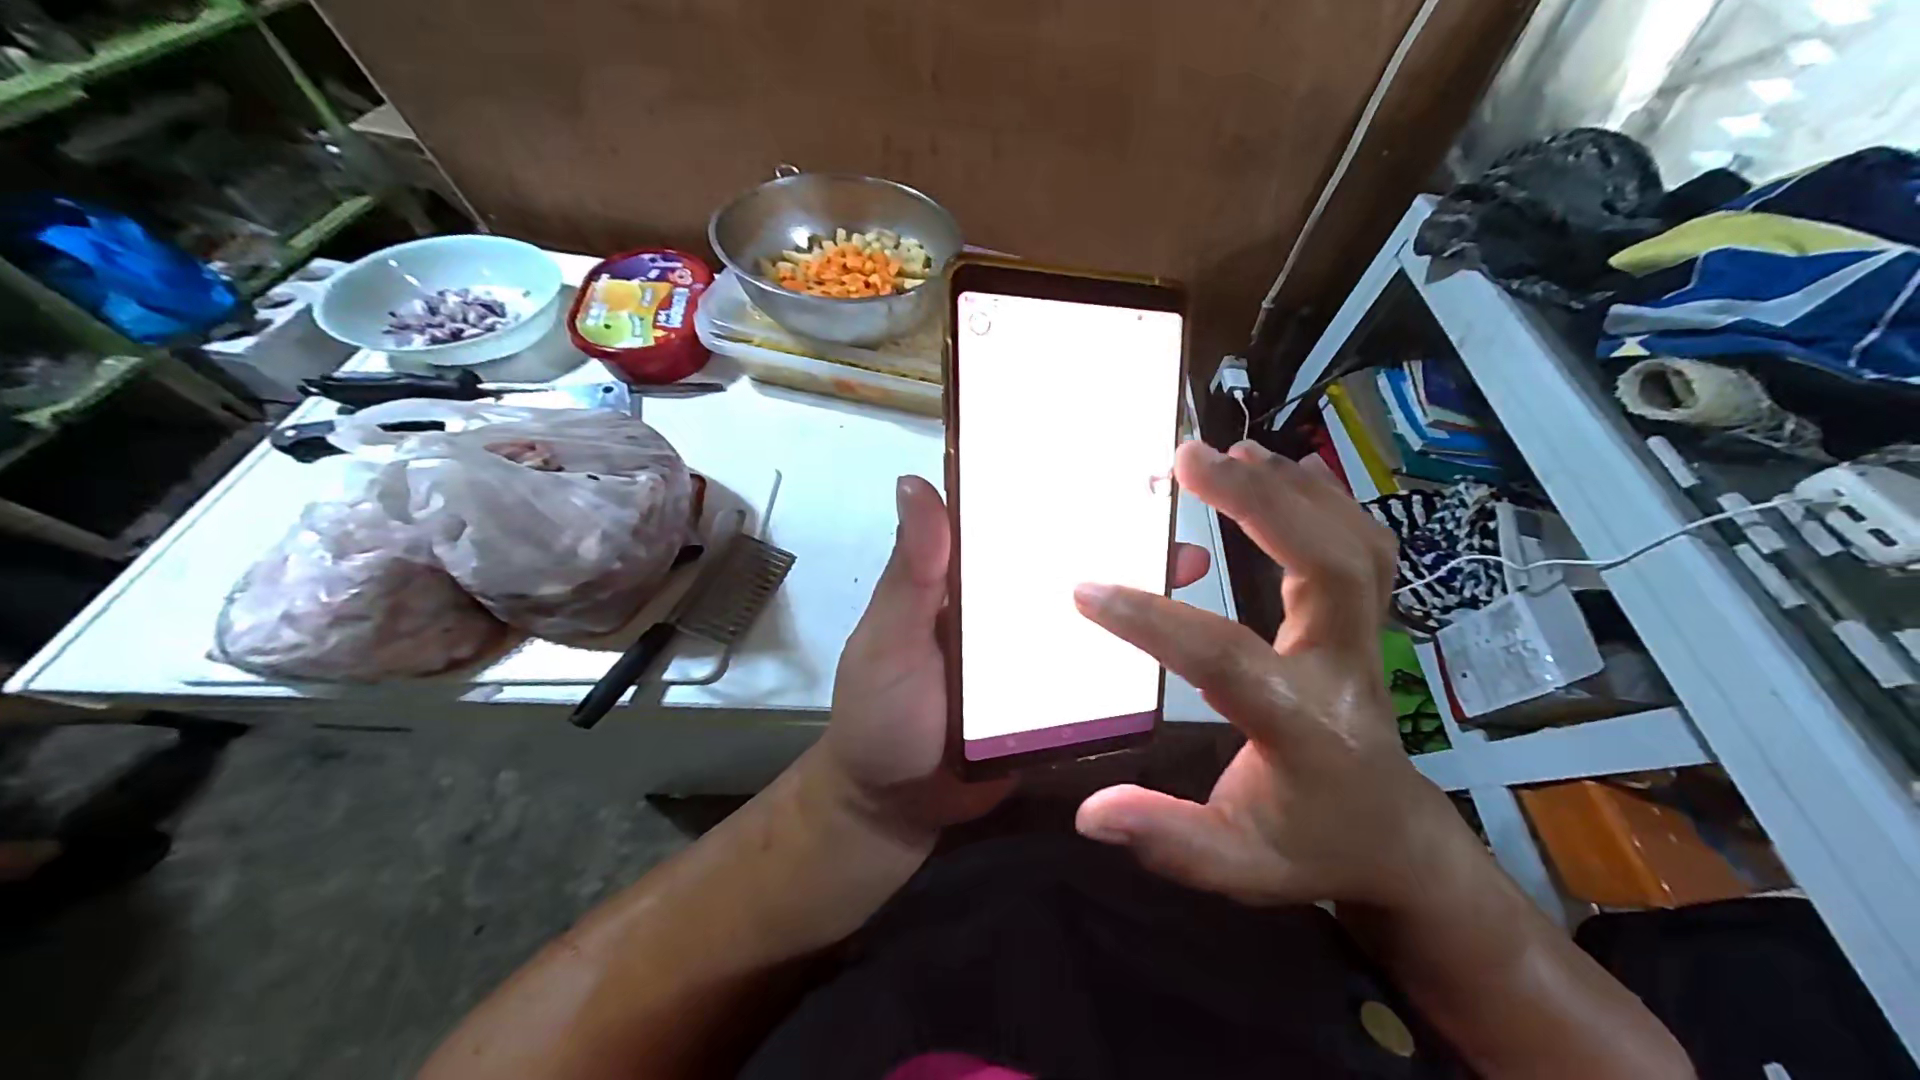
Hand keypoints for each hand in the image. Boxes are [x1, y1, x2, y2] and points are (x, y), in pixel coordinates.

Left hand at [816, 475, 1213, 844]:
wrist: (898, 807)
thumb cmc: (881, 715)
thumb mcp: (890, 640)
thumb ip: (911, 573)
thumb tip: (914, 481)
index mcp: (962, 581)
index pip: (1009, 522)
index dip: (1048, 490)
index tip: (1100, 457)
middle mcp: (1002, 606)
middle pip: (1061, 562)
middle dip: (1110, 534)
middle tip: (1163, 508)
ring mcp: (1032, 652)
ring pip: (1089, 610)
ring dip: (1132, 587)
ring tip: (1186, 563)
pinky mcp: (1055, 697)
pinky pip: (1097, 665)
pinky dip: (1131, 648)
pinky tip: (1174, 636)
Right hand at [1072, 440, 1462, 909]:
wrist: (1396, 836)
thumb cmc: (1310, 845)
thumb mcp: (1234, 864)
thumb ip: (1167, 839)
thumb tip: (1092, 813)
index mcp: (1302, 725)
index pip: (1225, 657)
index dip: (1153, 620)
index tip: (1086, 591)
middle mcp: (1342, 669)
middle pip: (1327, 566)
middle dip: (1259, 501)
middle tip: (1190, 456)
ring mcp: (1364, 640)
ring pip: (1353, 544)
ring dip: (1291, 488)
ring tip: (1230, 450)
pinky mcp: (1366, 625)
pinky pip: (1362, 547)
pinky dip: (1326, 500)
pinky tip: (1284, 471)